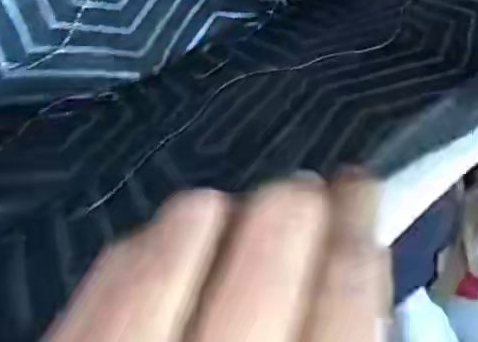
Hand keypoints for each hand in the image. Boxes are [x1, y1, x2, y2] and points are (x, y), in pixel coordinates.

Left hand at [46, 174, 388, 341]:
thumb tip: (356, 282)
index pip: (346, 287)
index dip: (358, 220)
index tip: (359, 191)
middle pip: (275, 228)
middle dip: (298, 202)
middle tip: (305, 203)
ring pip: (192, 221)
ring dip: (225, 216)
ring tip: (236, 236)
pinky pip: (118, 263)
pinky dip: (153, 248)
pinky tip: (168, 265)